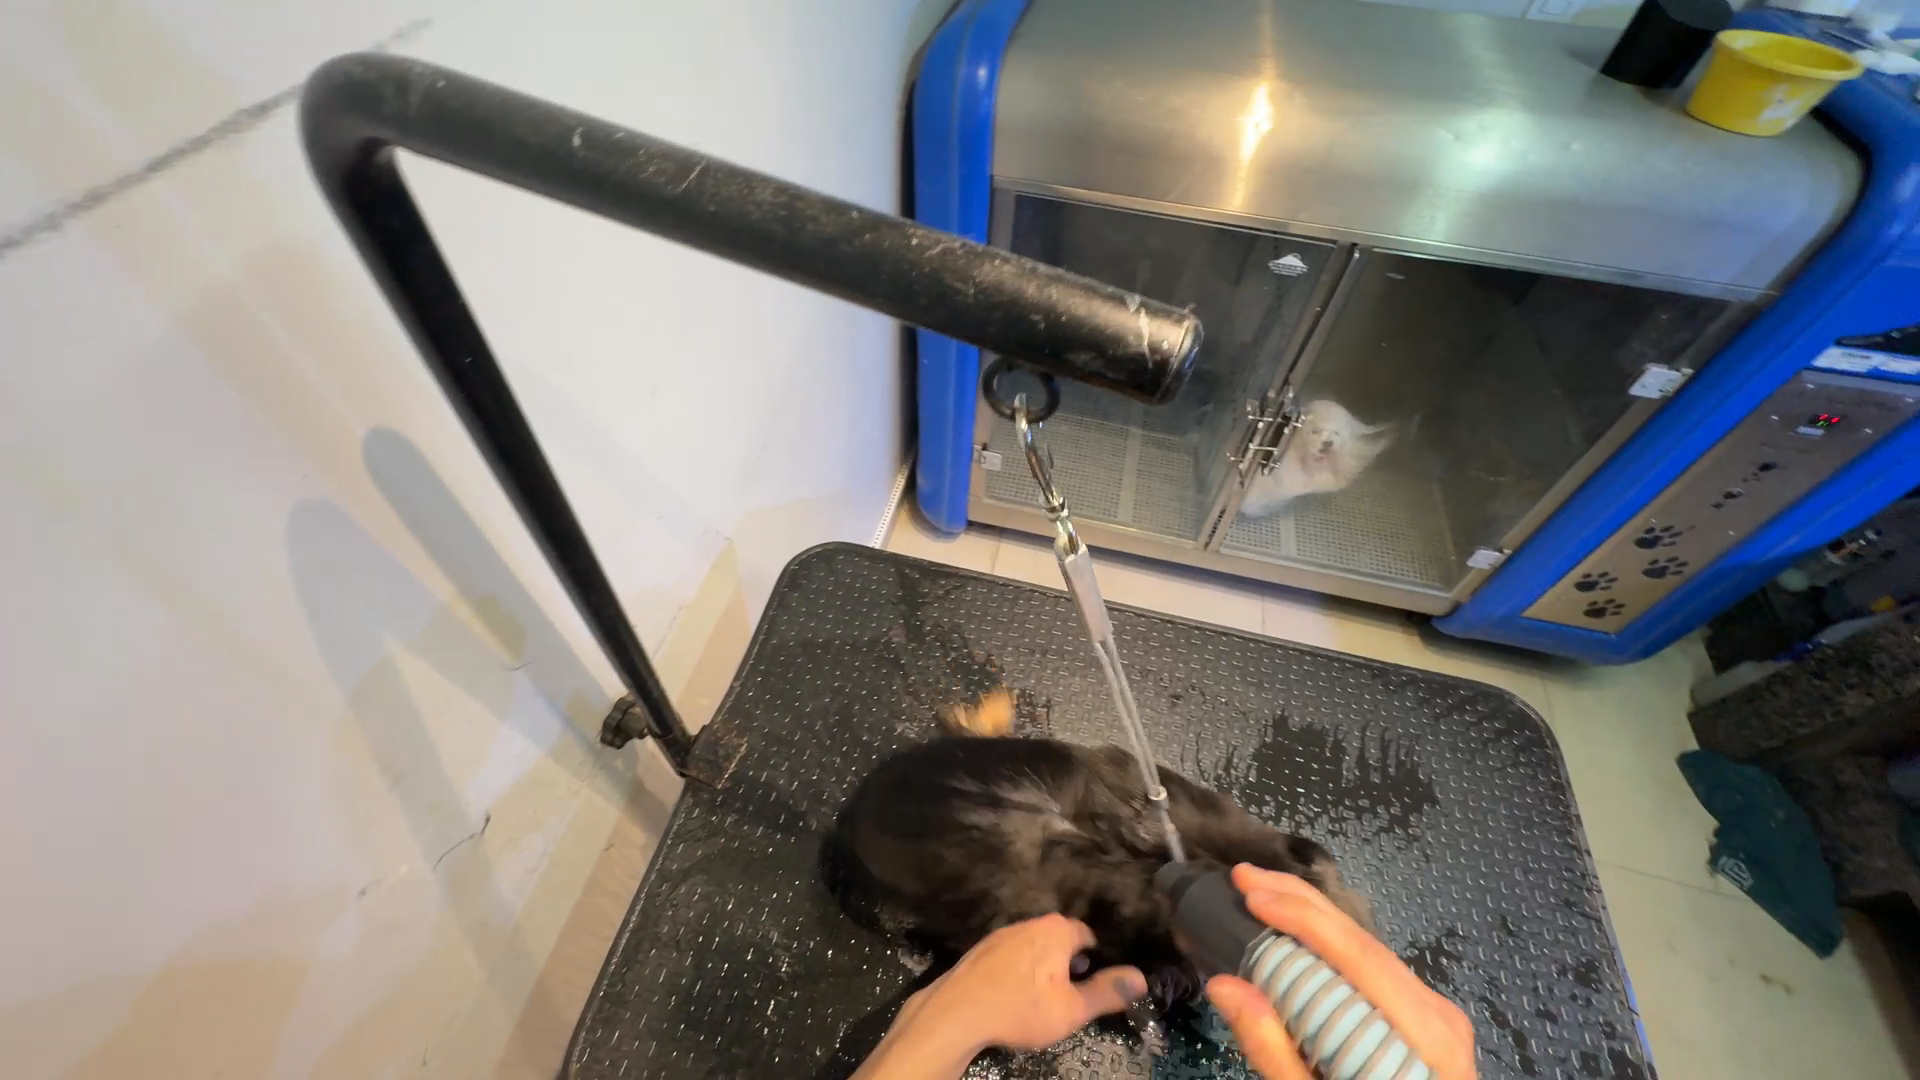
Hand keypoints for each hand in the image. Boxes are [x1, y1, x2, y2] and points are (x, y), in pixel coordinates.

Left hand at [853, 914, 1146, 1078]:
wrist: (961, 1009)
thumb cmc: (1023, 1007)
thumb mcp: (1073, 1008)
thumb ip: (1108, 992)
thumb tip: (1142, 977)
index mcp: (1057, 930)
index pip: (1088, 935)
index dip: (1096, 959)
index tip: (1094, 983)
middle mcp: (1032, 922)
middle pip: (1061, 938)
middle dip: (1069, 963)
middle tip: (1070, 995)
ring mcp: (1005, 932)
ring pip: (1036, 945)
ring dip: (1044, 966)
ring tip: (1043, 998)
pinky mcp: (985, 947)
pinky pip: (1013, 953)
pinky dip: (1020, 968)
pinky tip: (1015, 992)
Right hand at [1205, 864, 1476, 1079]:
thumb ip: (1275, 1052)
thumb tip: (1222, 985)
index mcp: (1424, 1034)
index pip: (1359, 955)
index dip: (1303, 918)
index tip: (1251, 896)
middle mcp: (1434, 1009)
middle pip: (1359, 937)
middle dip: (1296, 900)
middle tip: (1242, 875)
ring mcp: (1428, 1008)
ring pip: (1361, 941)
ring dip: (1306, 911)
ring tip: (1257, 888)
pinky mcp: (1414, 1011)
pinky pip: (1363, 961)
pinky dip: (1322, 938)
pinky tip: (1290, 926)